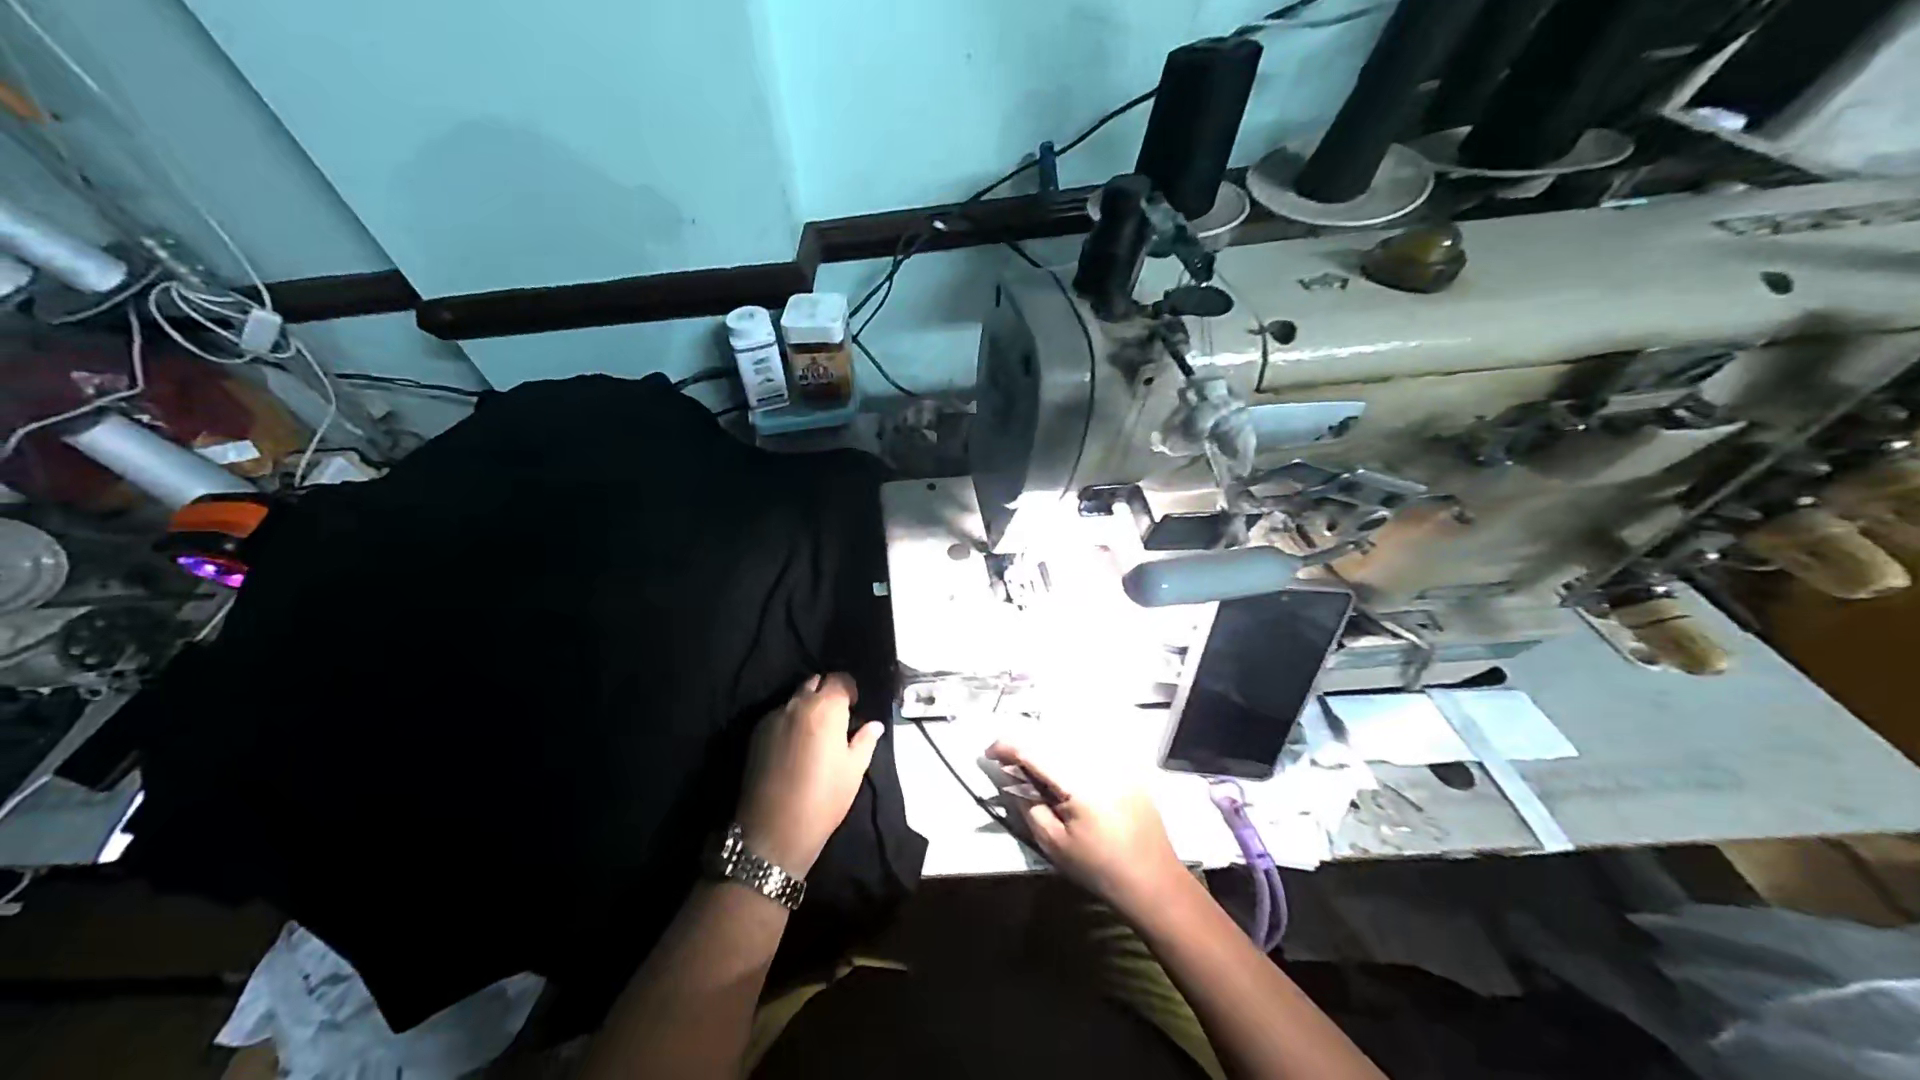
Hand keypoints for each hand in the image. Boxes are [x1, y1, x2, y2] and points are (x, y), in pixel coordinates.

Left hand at [737, 674, 883, 877]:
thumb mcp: (854, 770)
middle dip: (826, 693)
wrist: (774, 831)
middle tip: (836, 718)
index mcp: (825, 708)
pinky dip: (790, 722)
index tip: (855, 706)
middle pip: (815, 682)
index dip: (850, 689)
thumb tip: (874, 725)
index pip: (840, 679)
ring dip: (807, 707)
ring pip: (795, 699)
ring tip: (815, 734)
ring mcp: (773, 717)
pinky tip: (794, 747)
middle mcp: (797, 704)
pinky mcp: (756, 734)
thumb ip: (865, 740)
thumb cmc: (823, 799)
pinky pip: (779, 716)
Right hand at [985, 740, 1190, 916]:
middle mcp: (1098, 761)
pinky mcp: (1128, 767)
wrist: (1153, 881)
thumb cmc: (1099, 867)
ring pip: (1071, 738)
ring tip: (1034, 769)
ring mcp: (1117, 761)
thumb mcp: (1053, 843)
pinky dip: (1069, 751)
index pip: (1034, 749)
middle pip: (1052, 736)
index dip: (1006, 746)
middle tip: (1009, 764)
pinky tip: (1063, 771)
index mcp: (1078, 780)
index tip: (988, 753)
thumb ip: (1028, 805)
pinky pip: (1091, 746)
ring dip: (1047, 747)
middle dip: (1025, 745)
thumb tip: (1010, 778)